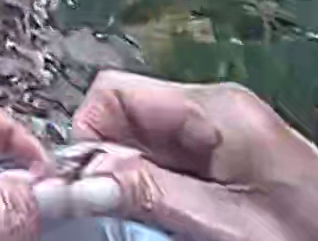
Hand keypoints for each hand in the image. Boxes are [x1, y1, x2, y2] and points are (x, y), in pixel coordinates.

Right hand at [52, 72, 317, 240]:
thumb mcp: (232, 227)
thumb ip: (154, 194)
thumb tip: (82, 177)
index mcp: (213, 107)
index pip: (115, 91)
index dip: (90, 132)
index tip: (89, 184)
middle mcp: (213, 105)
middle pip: (129, 113)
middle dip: (114, 158)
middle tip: (119, 208)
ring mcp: (226, 129)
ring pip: (147, 138)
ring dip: (137, 176)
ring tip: (152, 219)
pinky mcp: (235, 155)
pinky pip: (174, 158)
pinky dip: (162, 185)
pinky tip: (177, 218)